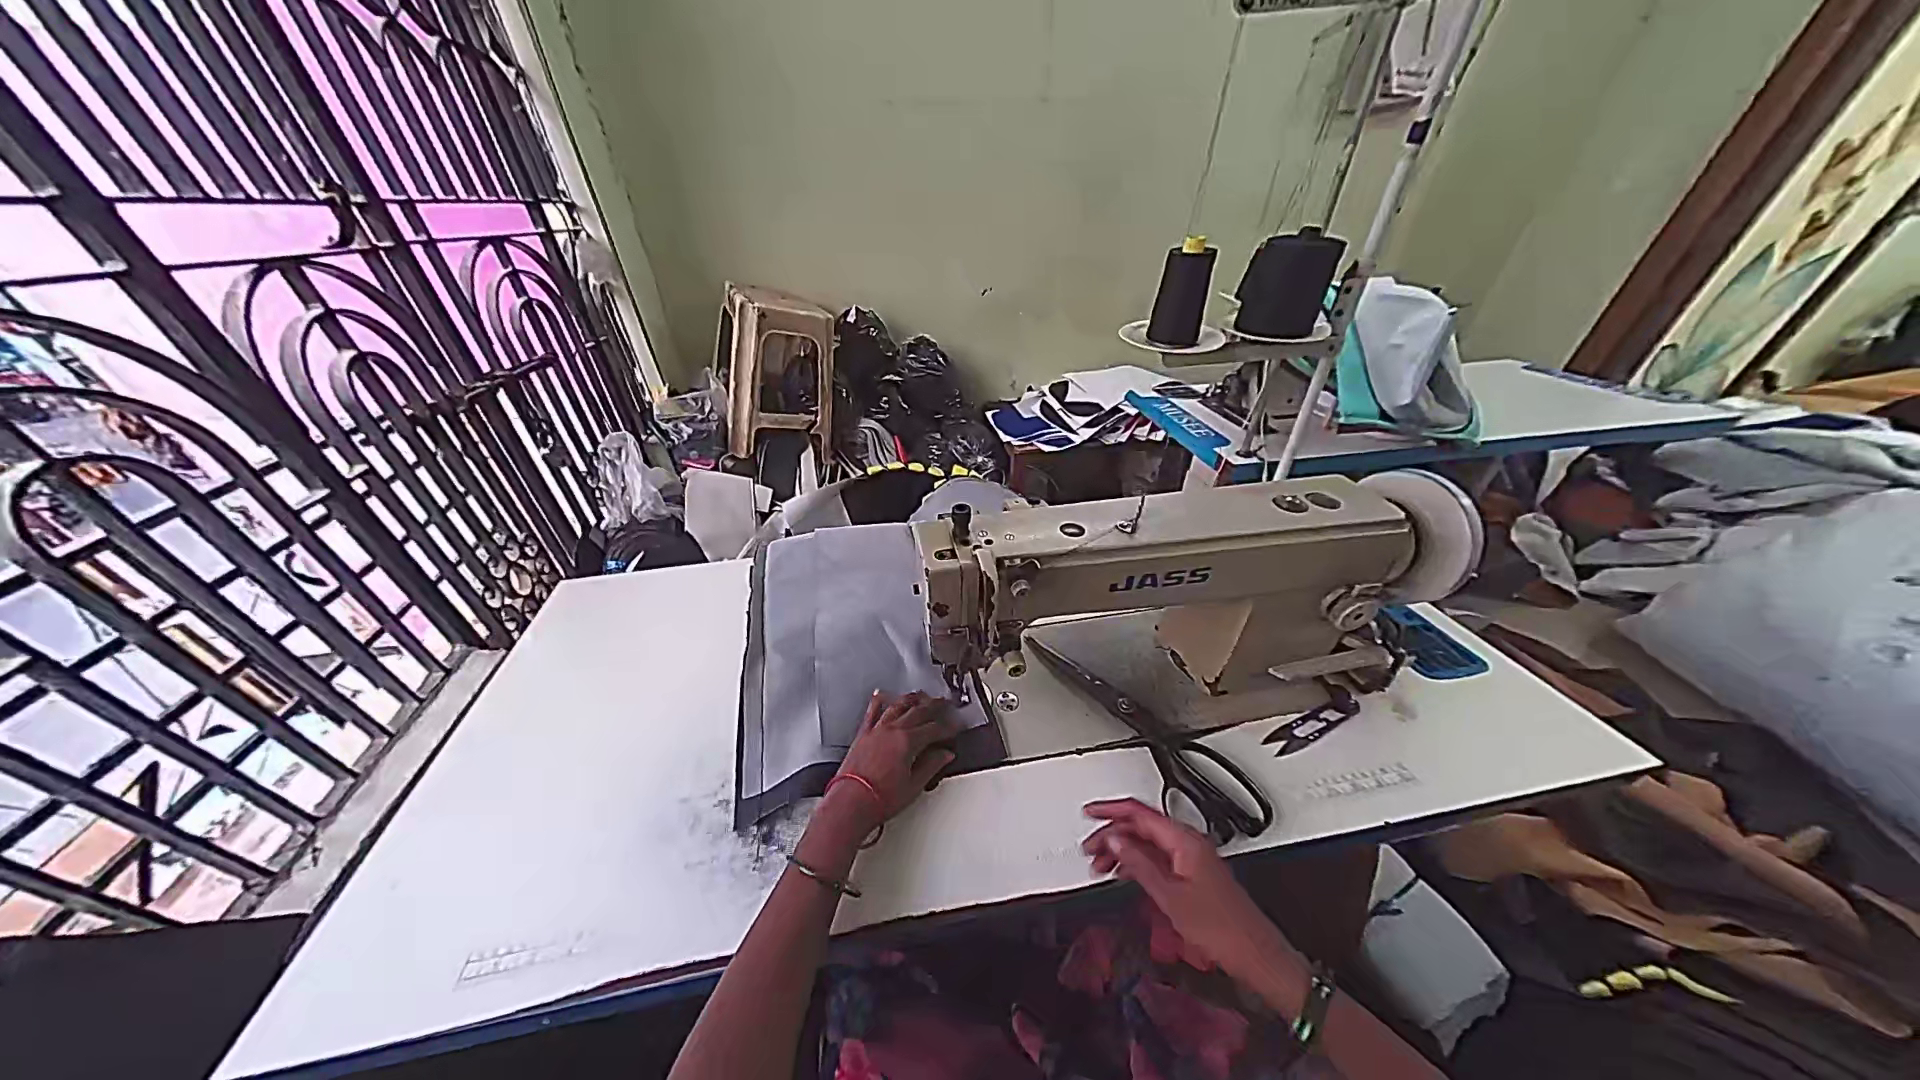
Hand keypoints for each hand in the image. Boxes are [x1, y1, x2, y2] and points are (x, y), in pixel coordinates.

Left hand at [835, 691, 959, 823]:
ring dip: (912, 699)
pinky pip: (872, 711)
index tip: (956, 726)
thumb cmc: (878, 799)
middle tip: (945, 704)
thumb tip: (944, 755)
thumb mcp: (914, 786)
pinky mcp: (863, 734)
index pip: (935, 728)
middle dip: (935, 706)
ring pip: (898, 705)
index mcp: (908, 742)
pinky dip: (879, 700)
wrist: (851, 804)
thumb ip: (932, 765)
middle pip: (919, 711)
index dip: (949, 727)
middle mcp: (892, 731)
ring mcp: (876, 730)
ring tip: (921, 696)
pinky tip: (882, 695)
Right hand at [1081, 798, 1293, 975]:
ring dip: (1122, 850)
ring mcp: (1191, 857)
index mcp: (1184, 840)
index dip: (1110, 809)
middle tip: (1090, 847)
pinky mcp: (1192, 873)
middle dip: (1112, 834)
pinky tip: (1124, 872)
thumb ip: (1138, 863)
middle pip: (1141, 826)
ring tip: (1101, 863)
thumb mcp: (1169, 895)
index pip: (1139, 813)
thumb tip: (1115, 840)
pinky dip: (1137, 862)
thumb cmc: (1222, 928)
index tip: (1090, 812)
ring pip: (1148, 842)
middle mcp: (1188, 842)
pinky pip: (1157, 856)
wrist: (1255, 954)